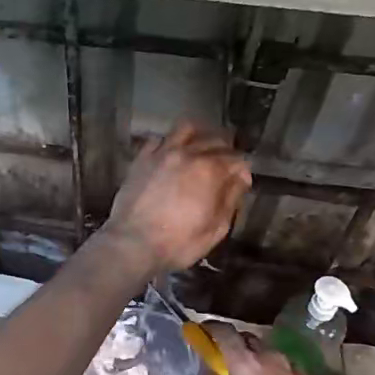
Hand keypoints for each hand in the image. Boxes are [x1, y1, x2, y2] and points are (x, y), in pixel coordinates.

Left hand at [101, 124, 251, 272]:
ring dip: (199, 136)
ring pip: (187, 129)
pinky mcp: (142, 158)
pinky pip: (158, 139)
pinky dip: (170, 142)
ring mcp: (162, 153)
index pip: (237, 159)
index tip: (241, 182)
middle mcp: (188, 153)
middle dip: (226, 150)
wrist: (132, 244)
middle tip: (226, 164)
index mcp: (210, 170)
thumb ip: (231, 198)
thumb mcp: (216, 228)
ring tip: (201, 148)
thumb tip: (241, 178)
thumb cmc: (179, 243)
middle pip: (215, 140)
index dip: (242, 170)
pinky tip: (172, 154)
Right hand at [201, 322, 354, 374]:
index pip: (225, 332)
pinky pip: (285, 369)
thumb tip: (209, 371)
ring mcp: (294, 368)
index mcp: (246, 364)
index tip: (201, 332)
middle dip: (234, 345)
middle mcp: (271, 357)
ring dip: (255, 361)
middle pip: (248, 339)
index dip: (211, 328)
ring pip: (268, 354)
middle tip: (224, 362)